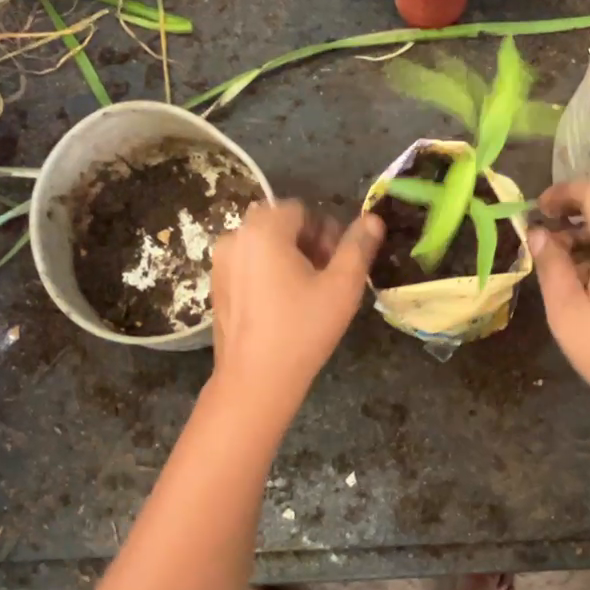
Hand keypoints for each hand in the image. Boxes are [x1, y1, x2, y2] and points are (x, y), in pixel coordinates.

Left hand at [209, 200, 381, 398]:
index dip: (325, 231)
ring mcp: (220, 263)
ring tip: (306, 292)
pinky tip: (283, 305)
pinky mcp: (217, 286)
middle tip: (326, 276)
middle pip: (279, 223)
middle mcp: (235, 238)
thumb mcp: (342, 286)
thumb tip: (372, 218)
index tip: (337, 262)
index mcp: (263, 230)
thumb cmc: (302, 330)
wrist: (255, 380)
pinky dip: (267, 272)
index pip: (301, 209)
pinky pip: (248, 263)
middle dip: (307, 242)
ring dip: (288, 256)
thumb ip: (358, 246)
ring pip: (263, 244)